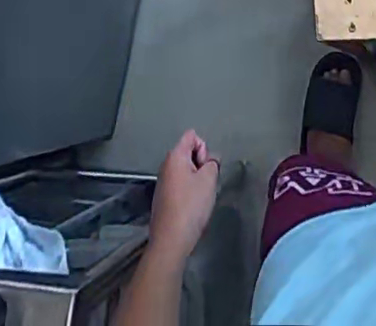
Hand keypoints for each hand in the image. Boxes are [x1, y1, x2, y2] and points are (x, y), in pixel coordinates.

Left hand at [150, 130, 219, 262]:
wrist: (171, 241)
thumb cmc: (191, 206)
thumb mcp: (209, 179)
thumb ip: (212, 162)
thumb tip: (209, 161)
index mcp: (175, 156)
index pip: (192, 136)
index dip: (204, 148)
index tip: (205, 167)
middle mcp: (166, 165)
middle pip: (188, 152)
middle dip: (201, 164)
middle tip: (206, 183)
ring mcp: (162, 183)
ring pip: (185, 170)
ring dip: (196, 179)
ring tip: (200, 197)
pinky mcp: (163, 198)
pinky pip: (180, 185)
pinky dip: (188, 191)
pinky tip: (192, 208)